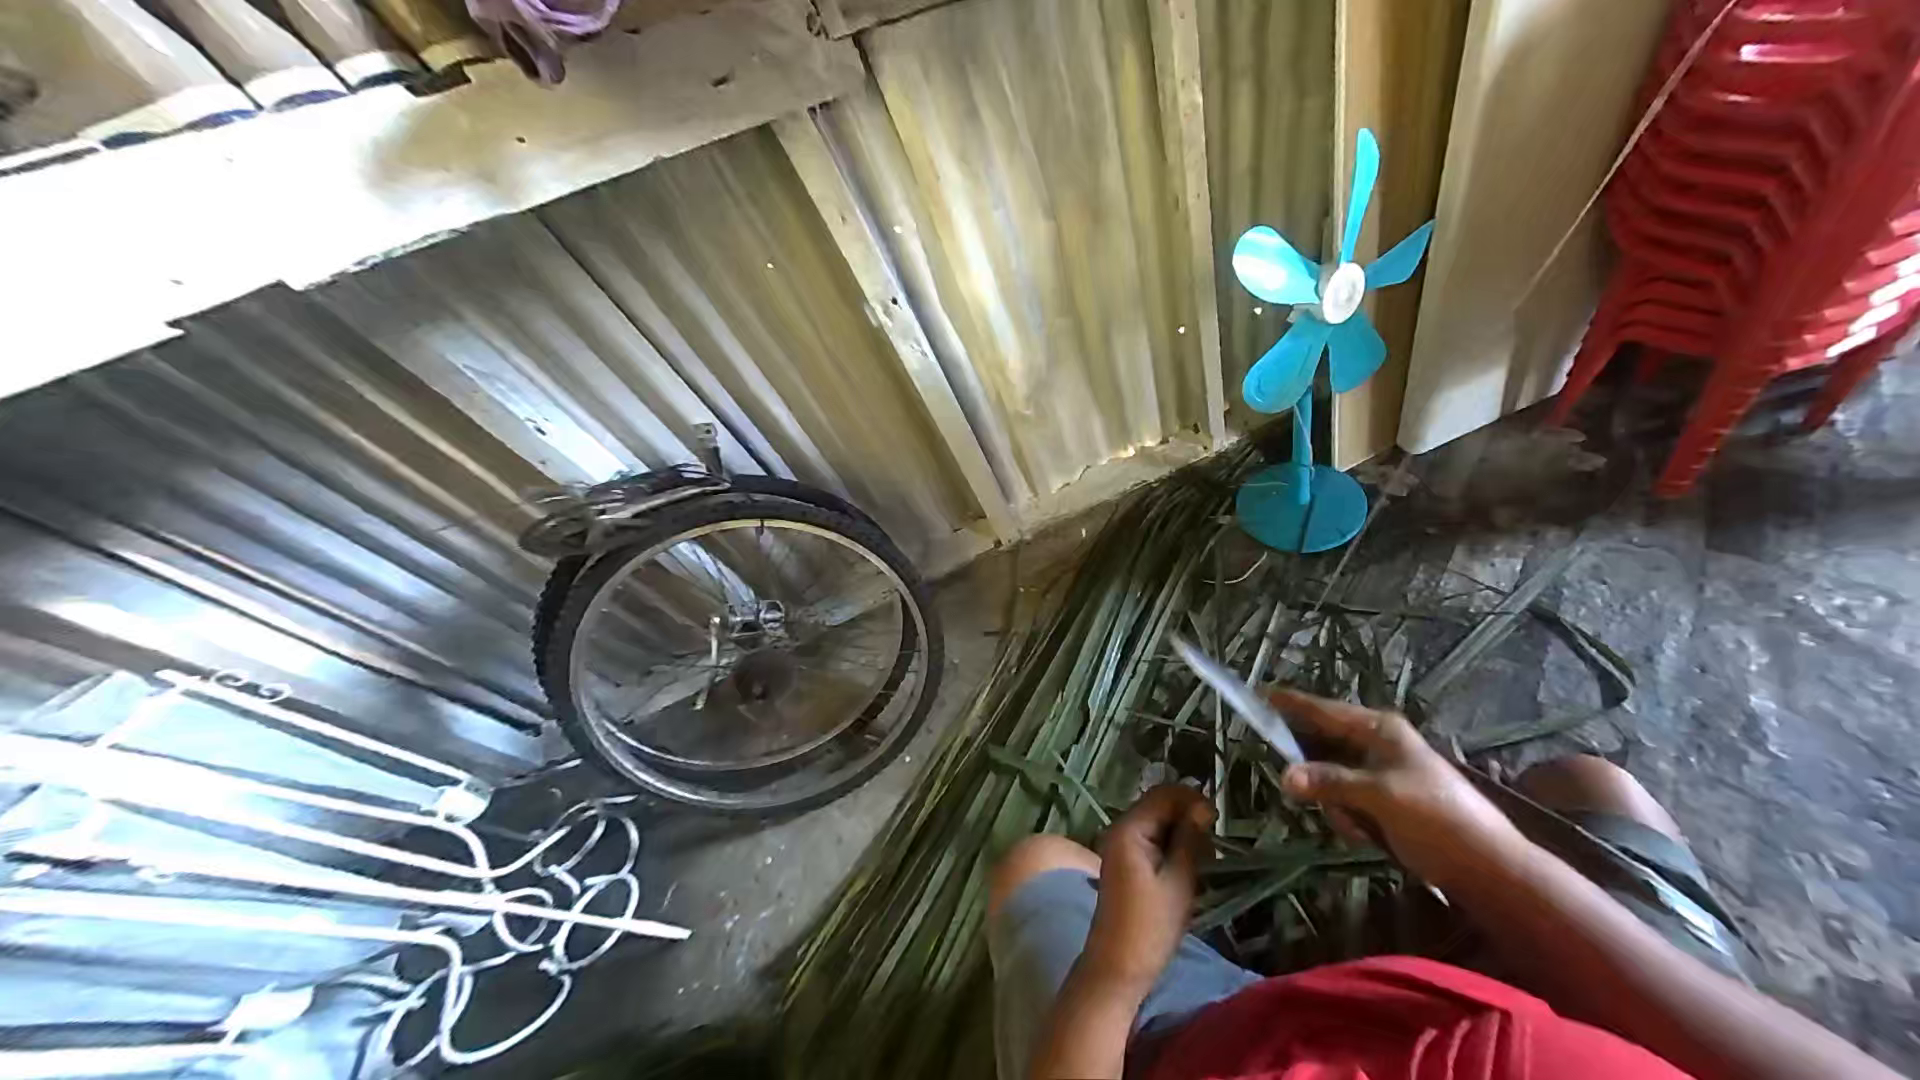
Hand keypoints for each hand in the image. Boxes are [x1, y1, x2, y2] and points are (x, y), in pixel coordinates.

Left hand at [1080, 784, 1214, 994]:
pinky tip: (1188, 865)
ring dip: (1181, 832)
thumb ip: (1190, 840)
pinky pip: (1151, 838)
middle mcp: (1120, 828)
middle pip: (1159, 805)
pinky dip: (1171, 845)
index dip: (1192, 800)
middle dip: (1188, 816)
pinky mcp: (1125, 859)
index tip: (1217, 821)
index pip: (1163, 794)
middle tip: (1212, 844)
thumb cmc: (1151, 926)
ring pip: (1157, 822)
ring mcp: (1120, 843)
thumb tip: (1203, 806)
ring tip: (1204, 858)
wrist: (1117, 965)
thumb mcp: (1179, 881)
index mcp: (1129, 828)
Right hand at [1273, 690, 1526, 889]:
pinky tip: (1367, 836)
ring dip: (1335, 804)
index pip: (1323, 710)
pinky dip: (1348, 817)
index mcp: (1379, 730)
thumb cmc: (1437, 818)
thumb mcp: (1379, 796)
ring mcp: (1380, 772)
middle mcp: (1377, 744)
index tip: (1259, 693)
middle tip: (1302, 791)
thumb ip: (1329, 782)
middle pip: (1321, 745)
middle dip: (1314, 773)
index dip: (1291, 703)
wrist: (1491, 867)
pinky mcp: (1383, 799)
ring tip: (1358, 827)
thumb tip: (1282, 776)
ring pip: (1328, 777)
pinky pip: (1344, 799)